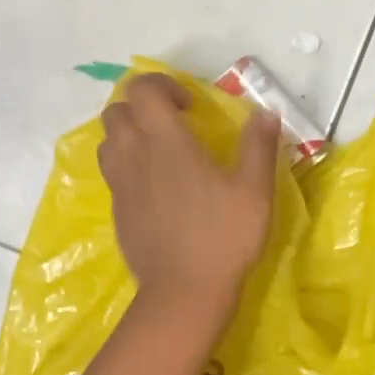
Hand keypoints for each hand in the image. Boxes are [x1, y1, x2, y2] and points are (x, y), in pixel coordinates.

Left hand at [98, 73, 279, 314]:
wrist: (186, 288)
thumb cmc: (225, 235)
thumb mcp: (255, 191)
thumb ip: (258, 147)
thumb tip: (265, 113)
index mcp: (166, 140)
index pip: (143, 90)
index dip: (163, 86)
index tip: (191, 105)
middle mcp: (134, 153)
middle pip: (118, 111)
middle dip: (143, 108)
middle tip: (175, 125)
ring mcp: (121, 183)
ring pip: (109, 141)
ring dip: (131, 135)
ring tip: (161, 153)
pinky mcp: (118, 210)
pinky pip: (114, 173)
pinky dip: (131, 167)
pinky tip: (158, 189)